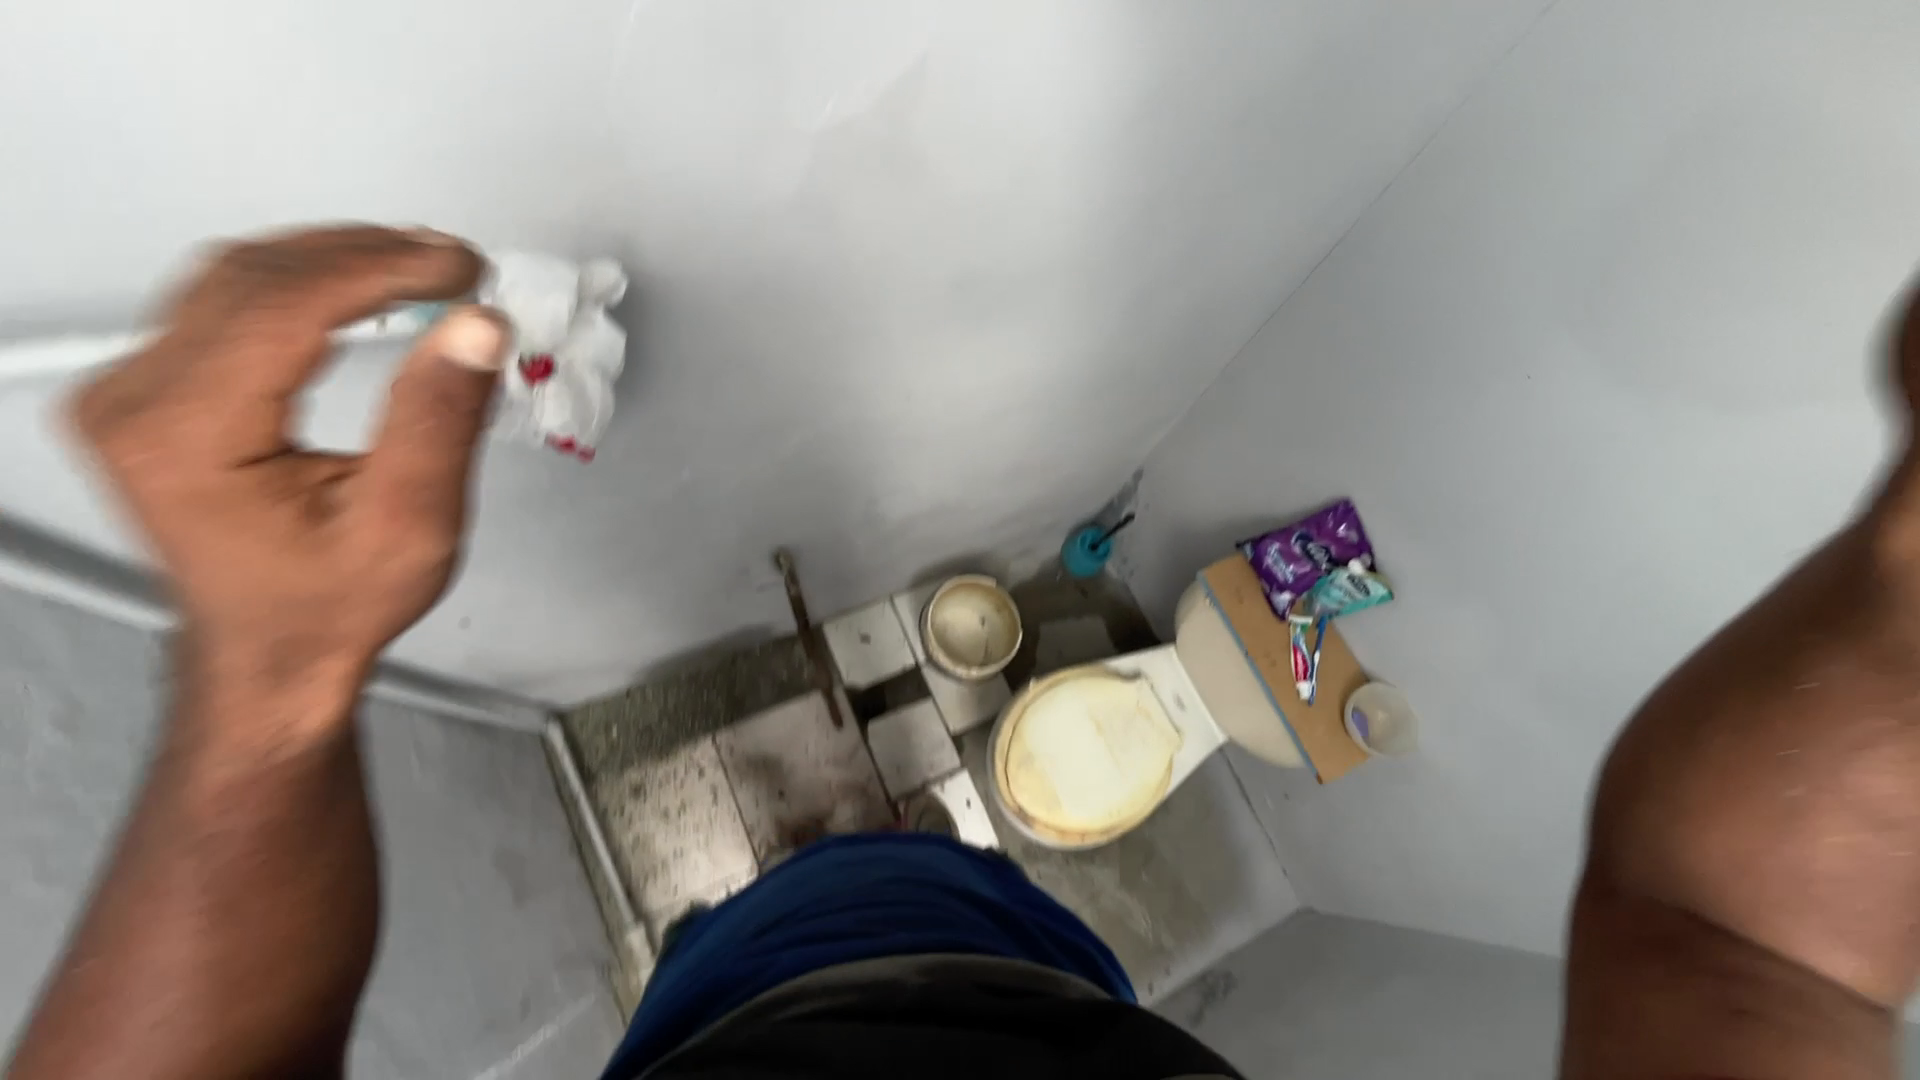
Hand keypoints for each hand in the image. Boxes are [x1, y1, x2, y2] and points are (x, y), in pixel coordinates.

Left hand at [70, 226, 507, 725]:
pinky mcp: (160, 390)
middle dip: (366, 254)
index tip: (460, 269)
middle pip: (252, 275)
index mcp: (185, 434)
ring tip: (424, 270)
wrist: (276, 648)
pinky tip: (364, 288)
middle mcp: (137, 401)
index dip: (382, 270)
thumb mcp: (411, 523)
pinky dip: (310, 283)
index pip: (282, 305)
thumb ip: (441, 419)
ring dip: (340, 260)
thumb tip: (476, 329)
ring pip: (237, 277)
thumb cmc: (333, 603)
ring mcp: (137, 391)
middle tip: (454, 264)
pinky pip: (229, 301)